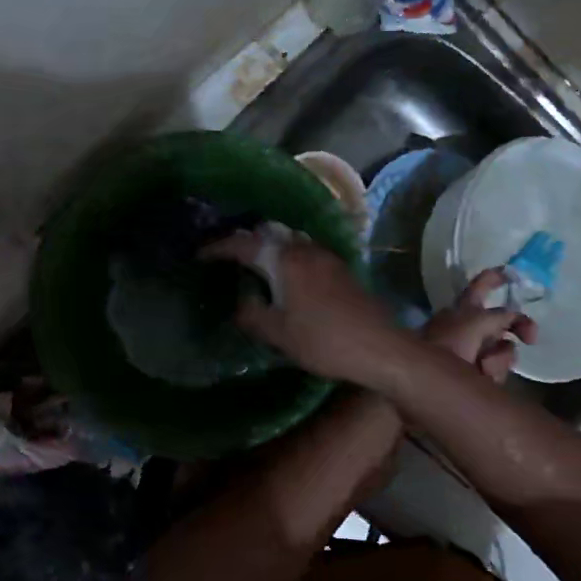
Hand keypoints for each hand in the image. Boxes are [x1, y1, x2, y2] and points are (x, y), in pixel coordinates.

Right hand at [199, 227, 404, 385]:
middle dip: (245, 242)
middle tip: (227, 259)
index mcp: (284, 260)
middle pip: (268, 234)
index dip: (218, 248)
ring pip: (289, 241)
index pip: (243, 244)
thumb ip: (251, 314)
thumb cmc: (323, 340)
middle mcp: (305, 248)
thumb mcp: (277, 333)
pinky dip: (287, 257)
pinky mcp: (340, 268)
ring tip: (253, 267)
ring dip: (268, 248)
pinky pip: (305, 252)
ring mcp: (326, 256)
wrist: (380, 347)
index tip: (200, 256)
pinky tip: (285, 278)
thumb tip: (239, 303)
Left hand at [421, 268, 538, 381]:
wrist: (429, 381)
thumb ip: (500, 316)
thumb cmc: (448, 344)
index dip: (499, 277)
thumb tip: (514, 316)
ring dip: (499, 360)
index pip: (483, 284)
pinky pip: (498, 372)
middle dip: (516, 332)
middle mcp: (470, 324)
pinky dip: (494, 375)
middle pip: (505, 322)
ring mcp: (473, 349)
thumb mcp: (476, 322)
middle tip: (529, 338)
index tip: (516, 276)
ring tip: (483, 368)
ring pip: (504, 350)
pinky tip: (482, 379)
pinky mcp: (474, 374)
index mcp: (466, 307)